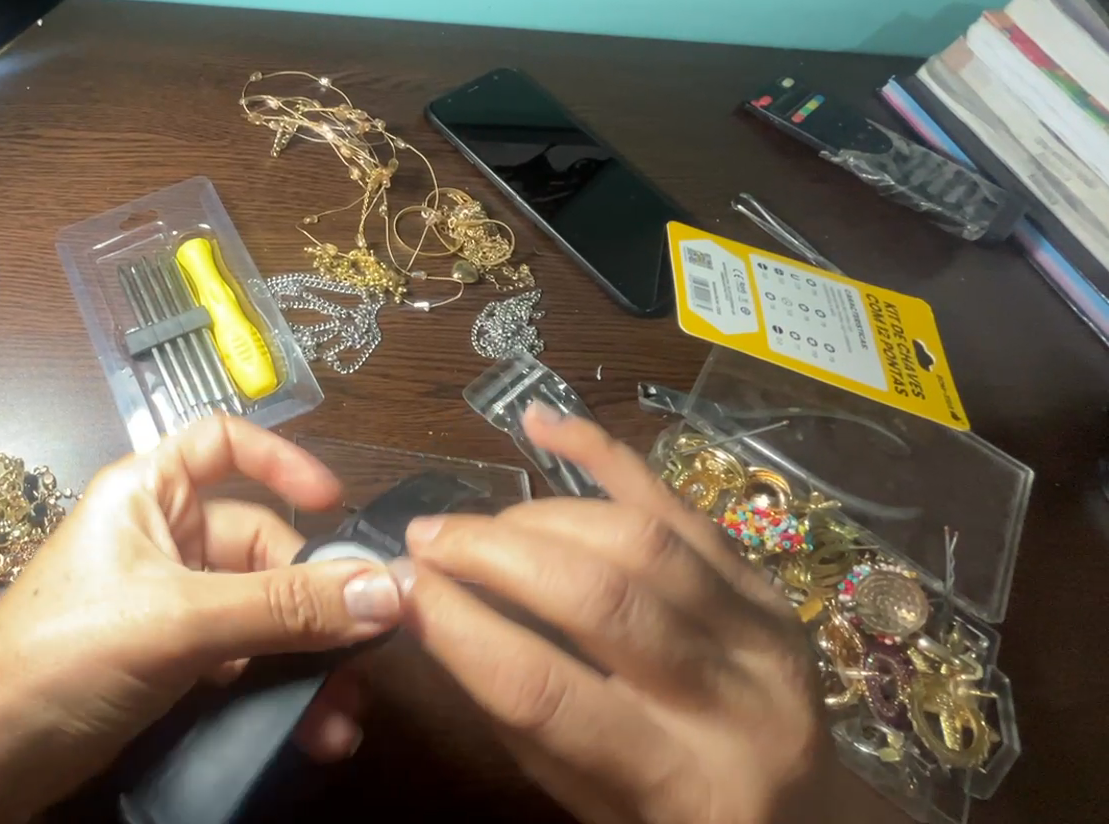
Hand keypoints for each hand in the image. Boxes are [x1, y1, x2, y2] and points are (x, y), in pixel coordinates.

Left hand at [0, 416, 402, 823]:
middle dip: (312, 596)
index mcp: (148, 491)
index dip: (278, 459)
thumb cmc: (64, 653)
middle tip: (365, 651)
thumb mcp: (178, 621)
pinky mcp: (173, 654)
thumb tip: (385, 590)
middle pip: (259, 539)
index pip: (220, 442)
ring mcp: (169, 597)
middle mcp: (162, 533)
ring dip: (305, 652)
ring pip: (259, 606)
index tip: (334, 503)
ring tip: (341, 709)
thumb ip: (282, 608)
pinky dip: (276, 682)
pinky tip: (309, 726)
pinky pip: (243, 652)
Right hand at [392, 405, 858, 823]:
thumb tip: (423, 599)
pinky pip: (674, 498)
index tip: (396, 582)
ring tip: (477, 525)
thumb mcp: (578, 790)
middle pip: (594, 597)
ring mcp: (763, 629)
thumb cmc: (664, 811)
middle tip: (425, 538)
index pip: (543, 687)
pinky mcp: (764, 578)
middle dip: (488, 553)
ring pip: (634, 538)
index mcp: (682, 784)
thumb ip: (505, 698)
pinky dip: (600, 450)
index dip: (456, 624)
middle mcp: (736, 703)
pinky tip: (539, 422)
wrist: (809, 818)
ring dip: (532, 516)